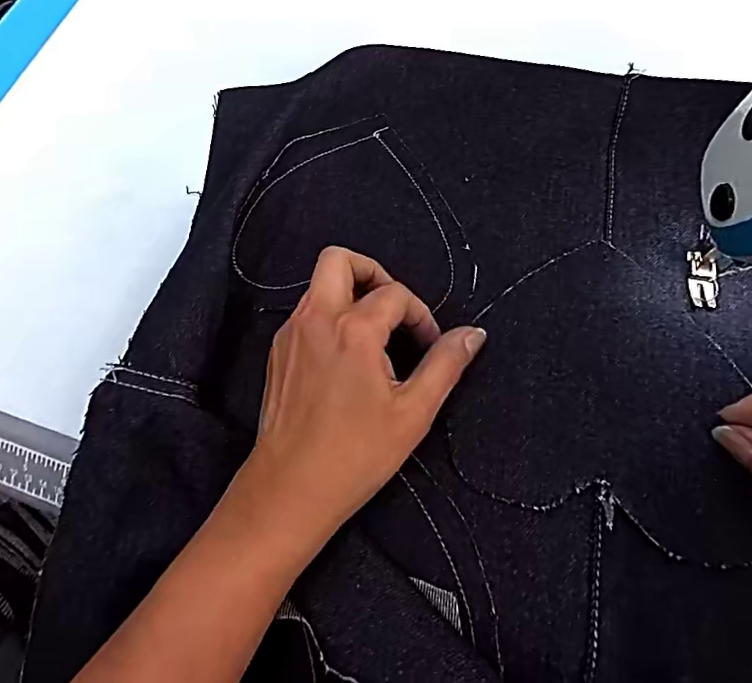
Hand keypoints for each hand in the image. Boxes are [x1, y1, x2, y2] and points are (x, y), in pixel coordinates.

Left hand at [226, 246, 485, 546]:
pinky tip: (347, 355)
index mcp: (353, 331)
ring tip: (375, 333)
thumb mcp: (413, 412)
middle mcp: (317, 321)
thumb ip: (446, 364)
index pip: (395, 294)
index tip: (429, 343)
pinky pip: (307, 311)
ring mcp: (291, 333)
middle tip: (393, 306)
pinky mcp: (277, 351)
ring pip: (319, 283)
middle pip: (340, 259)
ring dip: (351, 292)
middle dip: (373, 271)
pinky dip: (331, 316)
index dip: (421, 314)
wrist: (287, 492)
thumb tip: (473, 334)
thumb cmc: (353, 456)